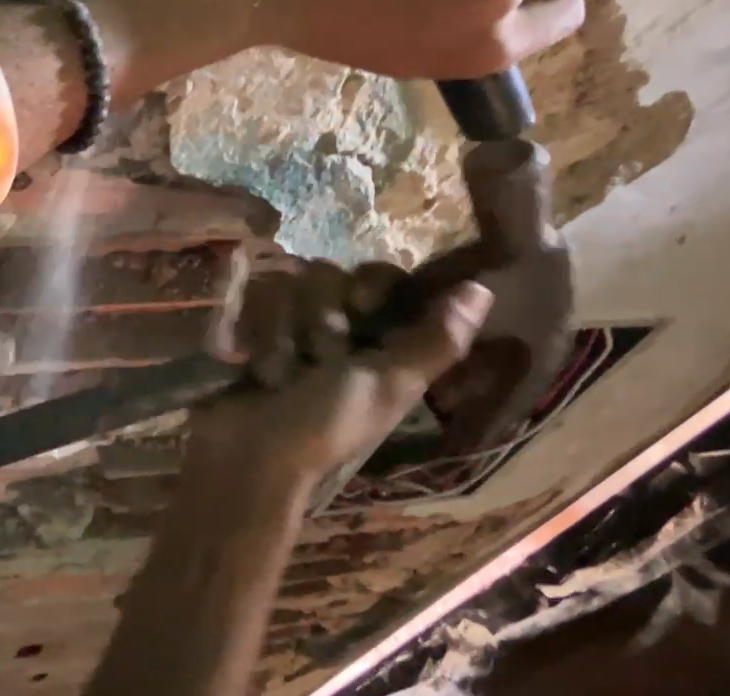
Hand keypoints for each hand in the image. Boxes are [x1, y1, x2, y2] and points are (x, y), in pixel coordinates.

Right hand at [188, 259, 492, 482]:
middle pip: (326, 275)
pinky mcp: (245, 328)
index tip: (361, 304)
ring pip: (285, 286)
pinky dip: (255, 336)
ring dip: (282, 334)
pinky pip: (249, 299)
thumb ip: (434, 339)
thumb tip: (484, 289)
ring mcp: (285, 326)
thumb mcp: (390, 385)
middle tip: (317, 359)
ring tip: (279, 374)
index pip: (378, 275)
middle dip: (318, 318)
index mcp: (379, 339)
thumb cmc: (328, 423)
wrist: (249, 455)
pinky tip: (252, 365)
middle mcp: (333, 325)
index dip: (369, 283)